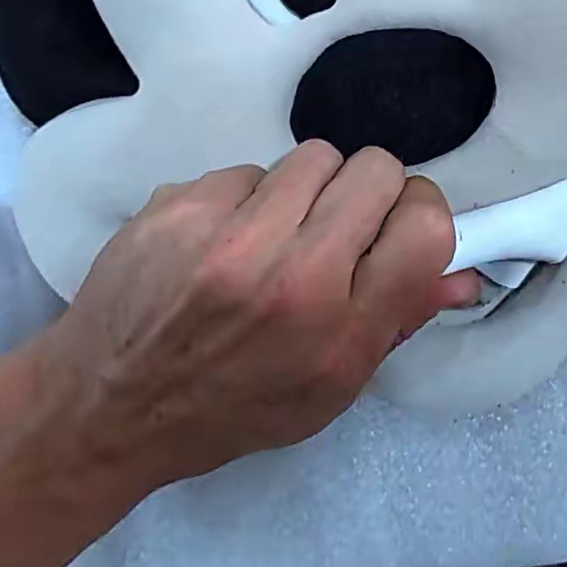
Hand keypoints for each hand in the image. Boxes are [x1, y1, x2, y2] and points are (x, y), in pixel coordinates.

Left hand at [27, 142, 481, 488]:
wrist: (101, 411)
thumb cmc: (238, 403)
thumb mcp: (336, 384)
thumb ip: (404, 317)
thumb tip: (465, 273)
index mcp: (340, 329)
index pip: (426, 224)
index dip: (422, 212)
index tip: (397, 224)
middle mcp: (291, 278)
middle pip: (377, 167)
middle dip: (370, 189)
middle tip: (340, 223)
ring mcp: (228, 238)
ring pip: (318, 154)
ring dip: (311, 186)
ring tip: (280, 228)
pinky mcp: (177, 208)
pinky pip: (252, 167)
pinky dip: (250, 195)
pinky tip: (224, 234)